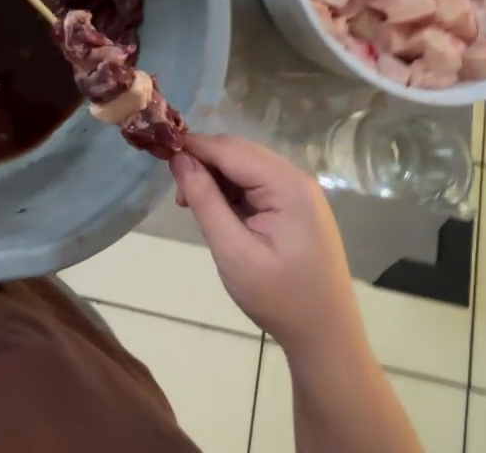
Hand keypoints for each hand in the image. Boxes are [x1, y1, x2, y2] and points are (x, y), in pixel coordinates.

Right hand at [171, 134, 360, 353]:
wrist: (326, 337)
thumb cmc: (279, 298)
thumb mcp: (233, 252)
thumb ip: (205, 200)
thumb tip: (178, 159)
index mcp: (288, 186)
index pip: (229, 149)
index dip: (192, 147)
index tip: (159, 155)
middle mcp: (297, 179)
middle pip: (238, 150)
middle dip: (203, 161)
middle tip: (178, 194)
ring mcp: (300, 191)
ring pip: (245, 164)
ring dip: (216, 175)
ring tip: (194, 205)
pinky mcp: (297, 205)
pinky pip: (256, 181)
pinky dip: (231, 188)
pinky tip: (219, 211)